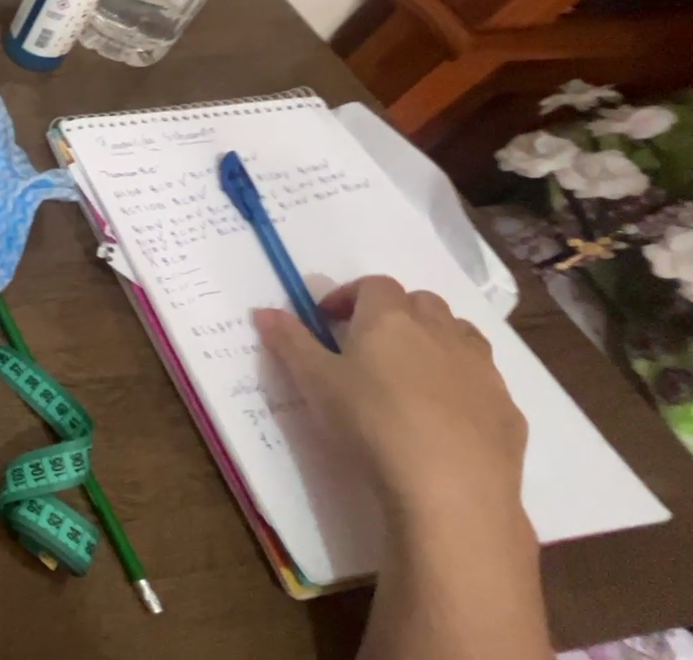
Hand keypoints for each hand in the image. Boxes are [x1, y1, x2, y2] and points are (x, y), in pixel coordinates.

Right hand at [255, 276, 527, 521]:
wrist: (450, 488)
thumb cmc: (369, 420)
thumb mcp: (313, 379)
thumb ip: (289, 340)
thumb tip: (264, 311)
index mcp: (390, 319)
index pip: (374, 284)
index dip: (349, 295)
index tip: (327, 322)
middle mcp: (441, 332)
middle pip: (421, 302)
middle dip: (394, 313)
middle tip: (365, 344)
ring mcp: (482, 369)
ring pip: (460, 334)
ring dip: (432, 340)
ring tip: (405, 374)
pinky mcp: (508, 408)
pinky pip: (482, 378)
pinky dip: (459, 381)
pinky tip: (439, 414)